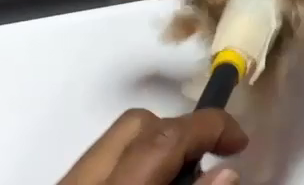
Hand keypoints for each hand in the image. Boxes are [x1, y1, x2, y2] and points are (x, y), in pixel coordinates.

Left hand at [56, 108, 247, 184]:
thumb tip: (228, 170)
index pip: (164, 138)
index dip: (211, 127)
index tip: (240, 142)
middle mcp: (79, 180)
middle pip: (135, 124)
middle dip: (179, 131)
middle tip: (207, 162)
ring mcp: (64, 181)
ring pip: (113, 141)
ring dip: (153, 148)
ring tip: (177, 179)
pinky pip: (97, 165)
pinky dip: (127, 167)